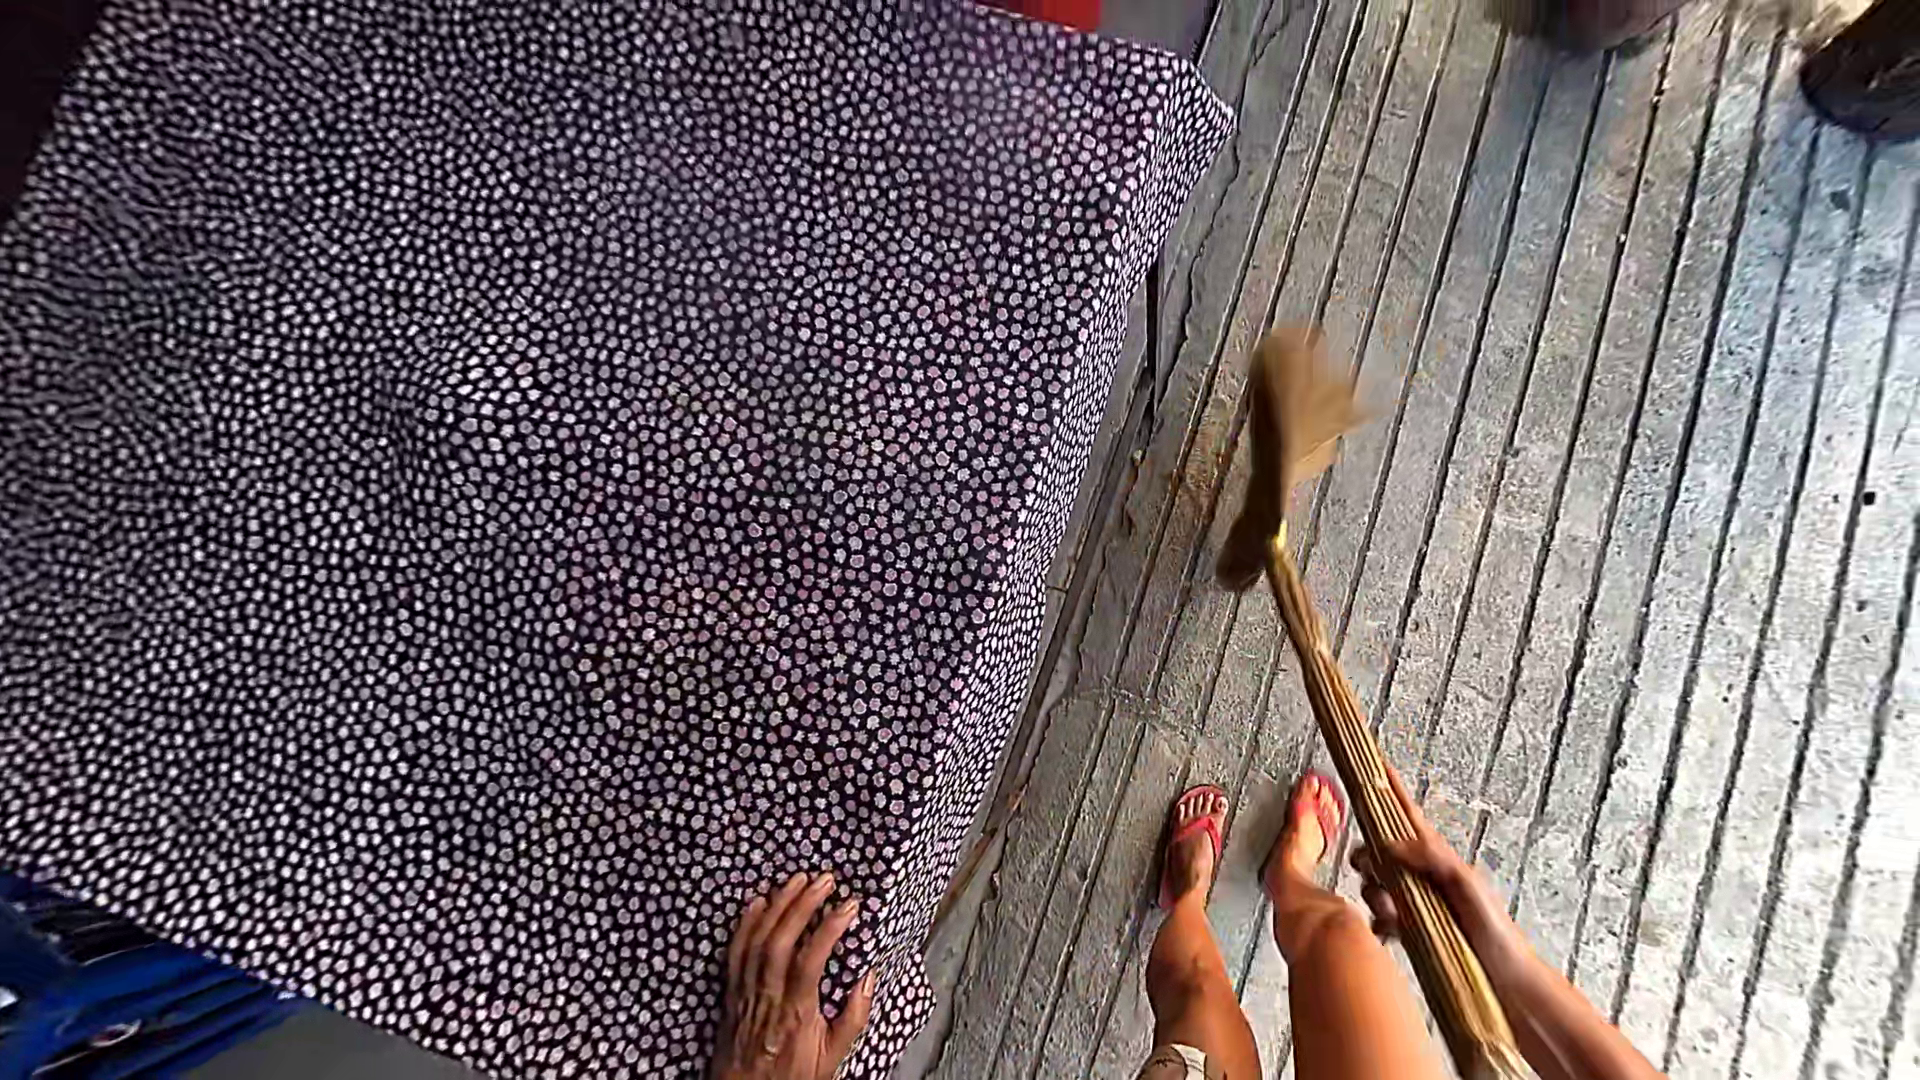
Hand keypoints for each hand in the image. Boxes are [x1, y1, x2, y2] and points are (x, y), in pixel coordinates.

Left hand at [710, 872, 875, 1079]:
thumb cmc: (791, 1075)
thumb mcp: (831, 1058)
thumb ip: (853, 1017)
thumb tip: (869, 975)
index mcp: (795, 1012)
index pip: (810, 961)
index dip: (830, 928)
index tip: (850, 905)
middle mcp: (768, 997)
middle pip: (781, 942)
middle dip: (803, 904)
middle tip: (825, 879)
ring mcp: (746, 992)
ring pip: (758, 941)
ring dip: (779, 904)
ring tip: (798, 879)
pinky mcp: (731, 991)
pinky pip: (735, 952)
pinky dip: (746, 923)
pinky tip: (759, 900)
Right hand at [1349, 766, 1531, 984]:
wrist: (1512, 988)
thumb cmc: (1499, 935)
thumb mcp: (1468, 885)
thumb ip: (1431, 855)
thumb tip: (1390, 839)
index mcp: (1433, 854)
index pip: (1403, 808)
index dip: (1387, 783)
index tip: (1370, 758)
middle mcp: (1418, 871)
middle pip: (1373, 846)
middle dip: (1367, 860)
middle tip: (1377, 877)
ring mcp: (1411, 898)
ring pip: (1370, 880)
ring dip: (1374, 896)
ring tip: (1394, 914)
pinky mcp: (1406, 925)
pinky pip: (1374, 914)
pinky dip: (1377, 922)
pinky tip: (1392, 932)